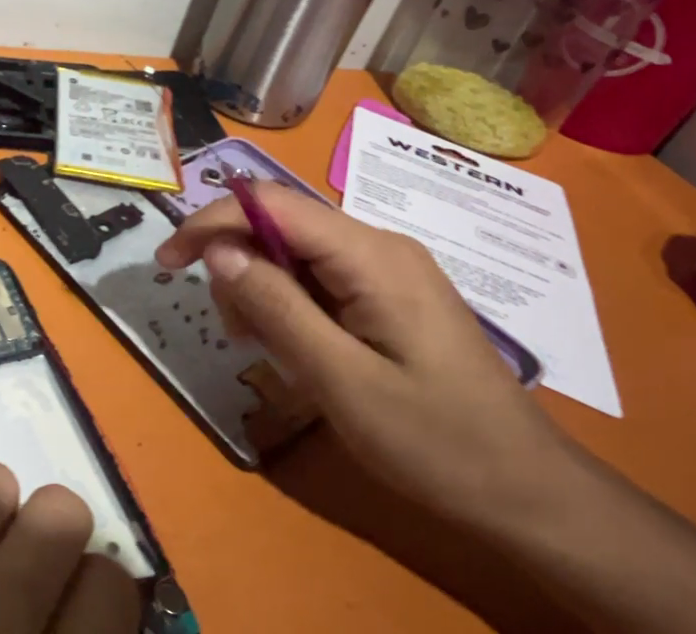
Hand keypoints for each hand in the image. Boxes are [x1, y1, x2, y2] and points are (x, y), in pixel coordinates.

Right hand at [156, 182, 578, 532]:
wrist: (528, 492)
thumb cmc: (435, 440)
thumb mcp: (340, 379)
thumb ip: (276, 307)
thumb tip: (216, 250)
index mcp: (371, 255)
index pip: (271, 203)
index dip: (211, 222)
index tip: (168, 263)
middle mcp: (379, 246)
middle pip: (281, 223)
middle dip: (237, 262)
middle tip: (232, 331)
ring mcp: (389, 270)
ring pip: (296, 251)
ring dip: (261, 287)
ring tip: (260, 346)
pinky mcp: (391, 296)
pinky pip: (321, 278)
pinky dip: (289, 302)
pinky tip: (292, 346)